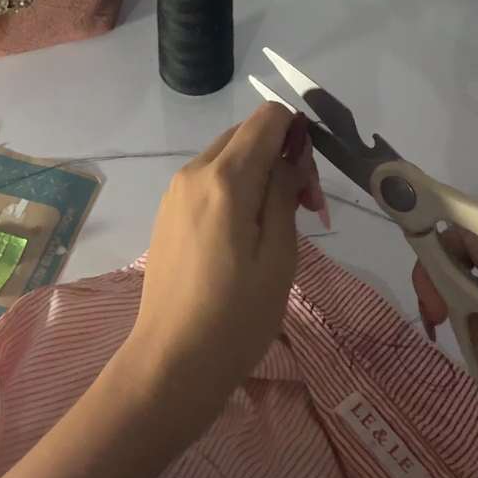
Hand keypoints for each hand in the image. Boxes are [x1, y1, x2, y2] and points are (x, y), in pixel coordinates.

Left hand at [126, 103, 322, 411]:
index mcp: (224, 177)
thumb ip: (284, 191)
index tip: (310, 182)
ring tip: (277, 228)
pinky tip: (245, 234)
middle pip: (246, 135)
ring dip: (258, 174)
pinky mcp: (167, 210)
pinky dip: (234, 189)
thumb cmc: (236, 315)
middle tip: (304, 210)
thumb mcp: (278, 254)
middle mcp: (194, 171)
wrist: (171, 360)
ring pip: (227, 157)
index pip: (266, 118)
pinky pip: (208, 180)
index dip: (296, 135)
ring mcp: (175, 190)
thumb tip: (290, 152)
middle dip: (281, 157)